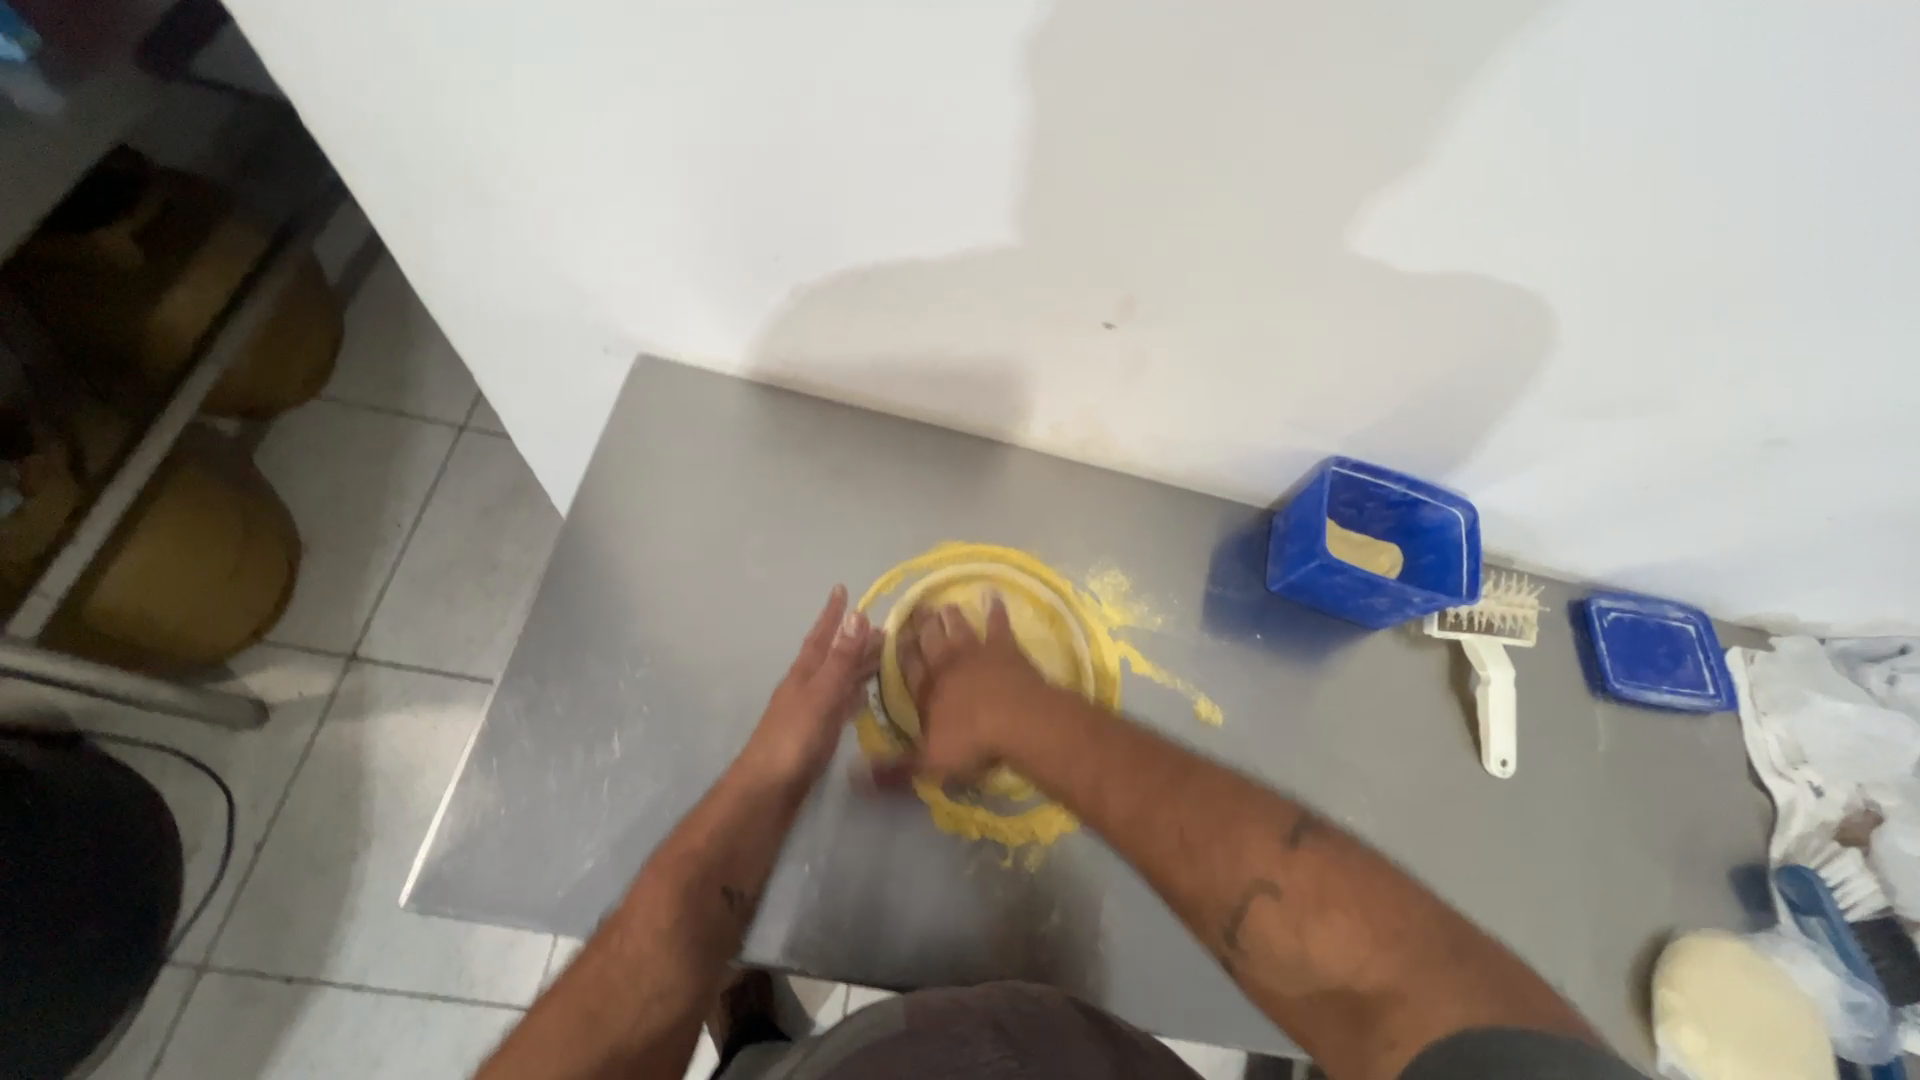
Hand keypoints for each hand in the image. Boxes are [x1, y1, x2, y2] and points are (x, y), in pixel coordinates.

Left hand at [743, 586, 880, 781]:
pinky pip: (842, 704)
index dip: (832, 614)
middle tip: (881, 625)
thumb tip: (857, 615)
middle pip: (834, 656)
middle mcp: (807, 687)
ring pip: (839, 679)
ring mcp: (812, 711)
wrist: (768, 789)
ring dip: (857, 665)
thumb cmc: (793, 739)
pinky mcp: (819, 734)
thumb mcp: (820, 694)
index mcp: (804, 674)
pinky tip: (865, 696)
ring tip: (881, 653)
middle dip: (854, 638)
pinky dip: (856, 694)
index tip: (842, 588)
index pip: (822, 636)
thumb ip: (840, 658)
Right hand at [883, 593, 1048, 786]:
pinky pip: (998, 624)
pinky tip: (993, 594)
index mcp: (925, 691)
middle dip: (921, 625)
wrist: (1017, 721)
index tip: (891, 632)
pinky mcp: (1005, 649)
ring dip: (951, 617)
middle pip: (930, 641)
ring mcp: (976, 653)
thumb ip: (893, 769)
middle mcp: (946, 666)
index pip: (906, 667)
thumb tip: (852, 777)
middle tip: (915, 606)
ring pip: (959, 629)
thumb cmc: (972, 743)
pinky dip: (995, 610)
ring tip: (944, 604)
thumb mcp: (928, 763)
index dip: (899, 651)